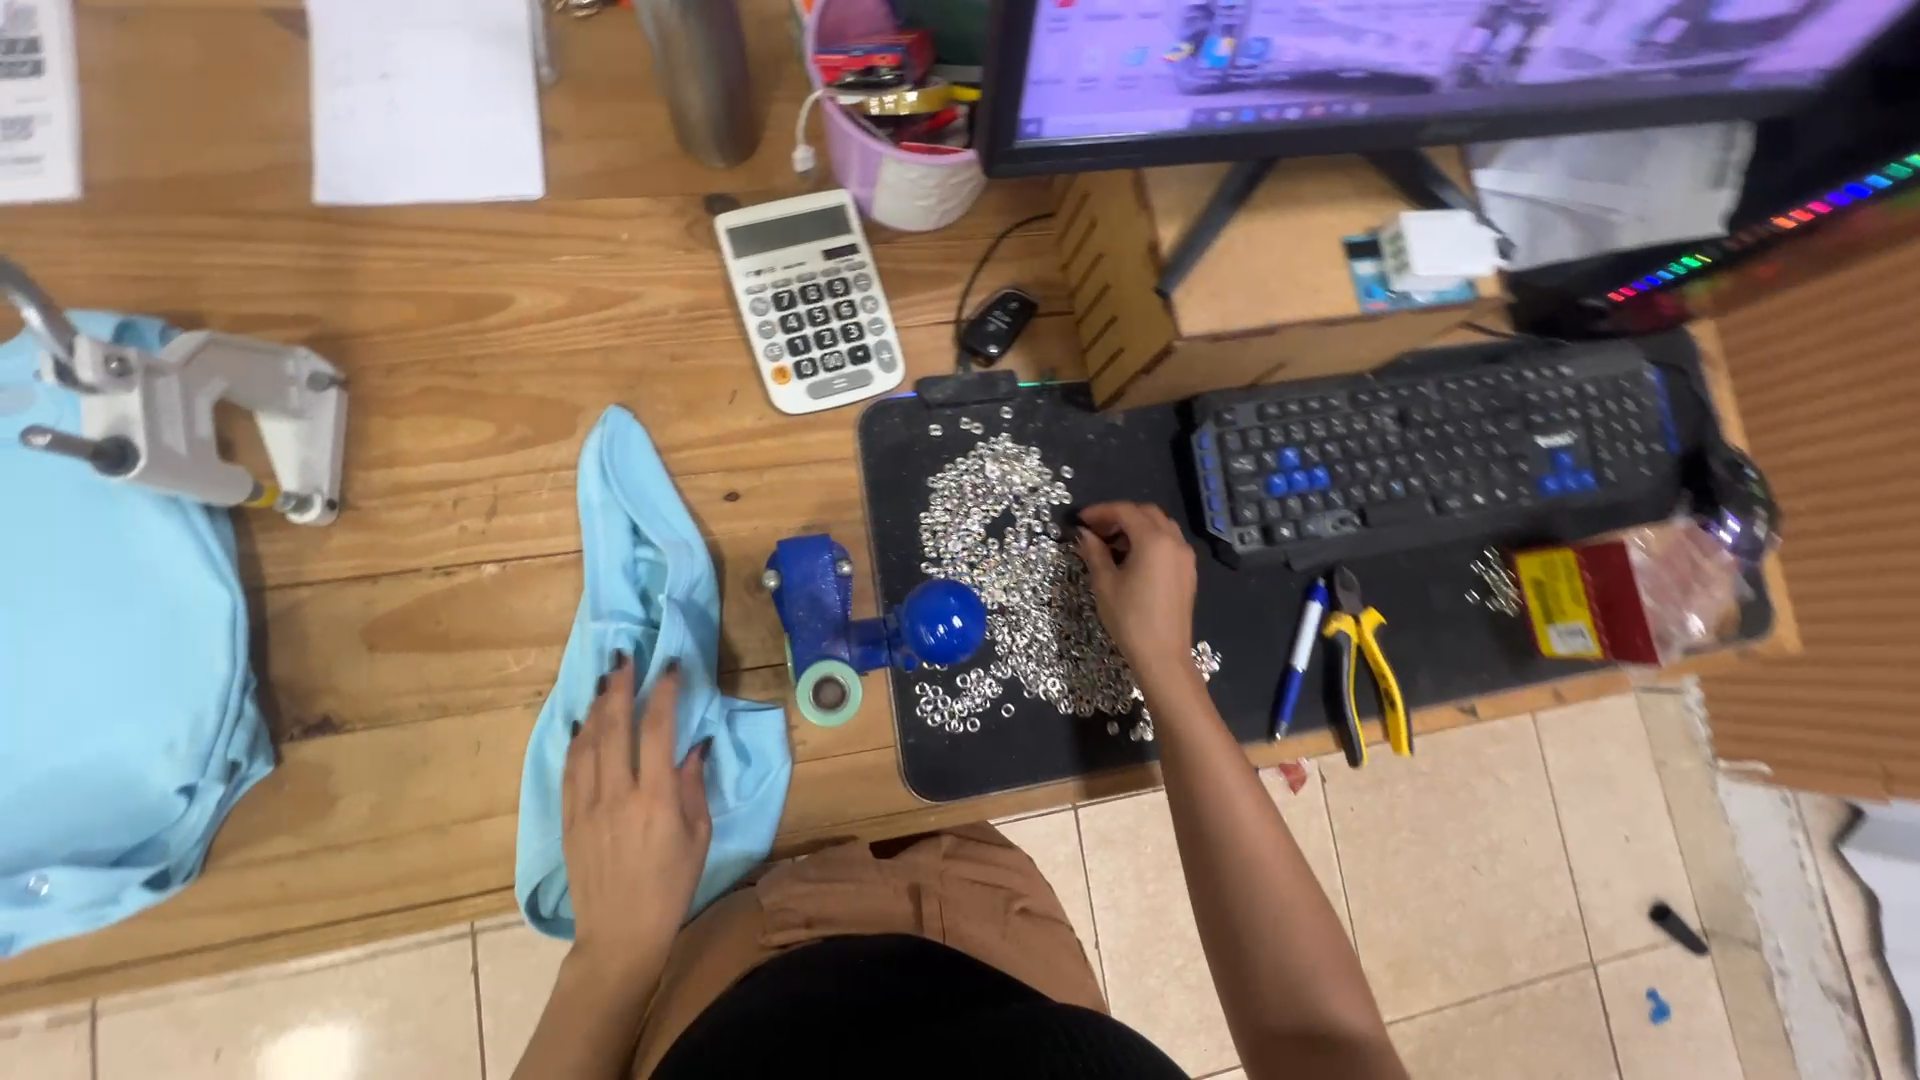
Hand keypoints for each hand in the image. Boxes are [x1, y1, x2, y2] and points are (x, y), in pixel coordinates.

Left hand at [562, 653, 711, 983]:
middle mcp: (617, 795)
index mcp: (656, 799)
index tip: (670, 667)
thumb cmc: (671, 886)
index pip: (657, 731)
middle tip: (625, 657)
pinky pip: (569, 770)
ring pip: (587, 744)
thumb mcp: (698, 836)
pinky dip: (575, 741)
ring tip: (605, 680)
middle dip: (620, 687)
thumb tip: (694, 748)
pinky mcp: (569, 820)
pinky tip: (581, 722)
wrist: (620, 934)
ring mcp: (587, 806)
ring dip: (596, 707)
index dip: (663, 693)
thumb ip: (693, 787)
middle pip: (614, 727)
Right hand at [1075, 502, 1198, 686]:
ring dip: (1136, 526)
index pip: (1125, 511)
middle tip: (1095, 531)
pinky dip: (1150, 540)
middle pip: (1146, 513)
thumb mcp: (1105, 583)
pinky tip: (1132, 558)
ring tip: (1112, 544)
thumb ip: (1095, 552)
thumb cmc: (1129, 618)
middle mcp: (1174, 541)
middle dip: (1119, 516)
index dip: (1100, 511)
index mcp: (1153, 540)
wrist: (1162, 655)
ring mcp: (1185, 556)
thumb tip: (1084, 535)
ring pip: (1160, 526)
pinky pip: (1169, 542)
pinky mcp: (1188, 572)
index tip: (1080, 520)